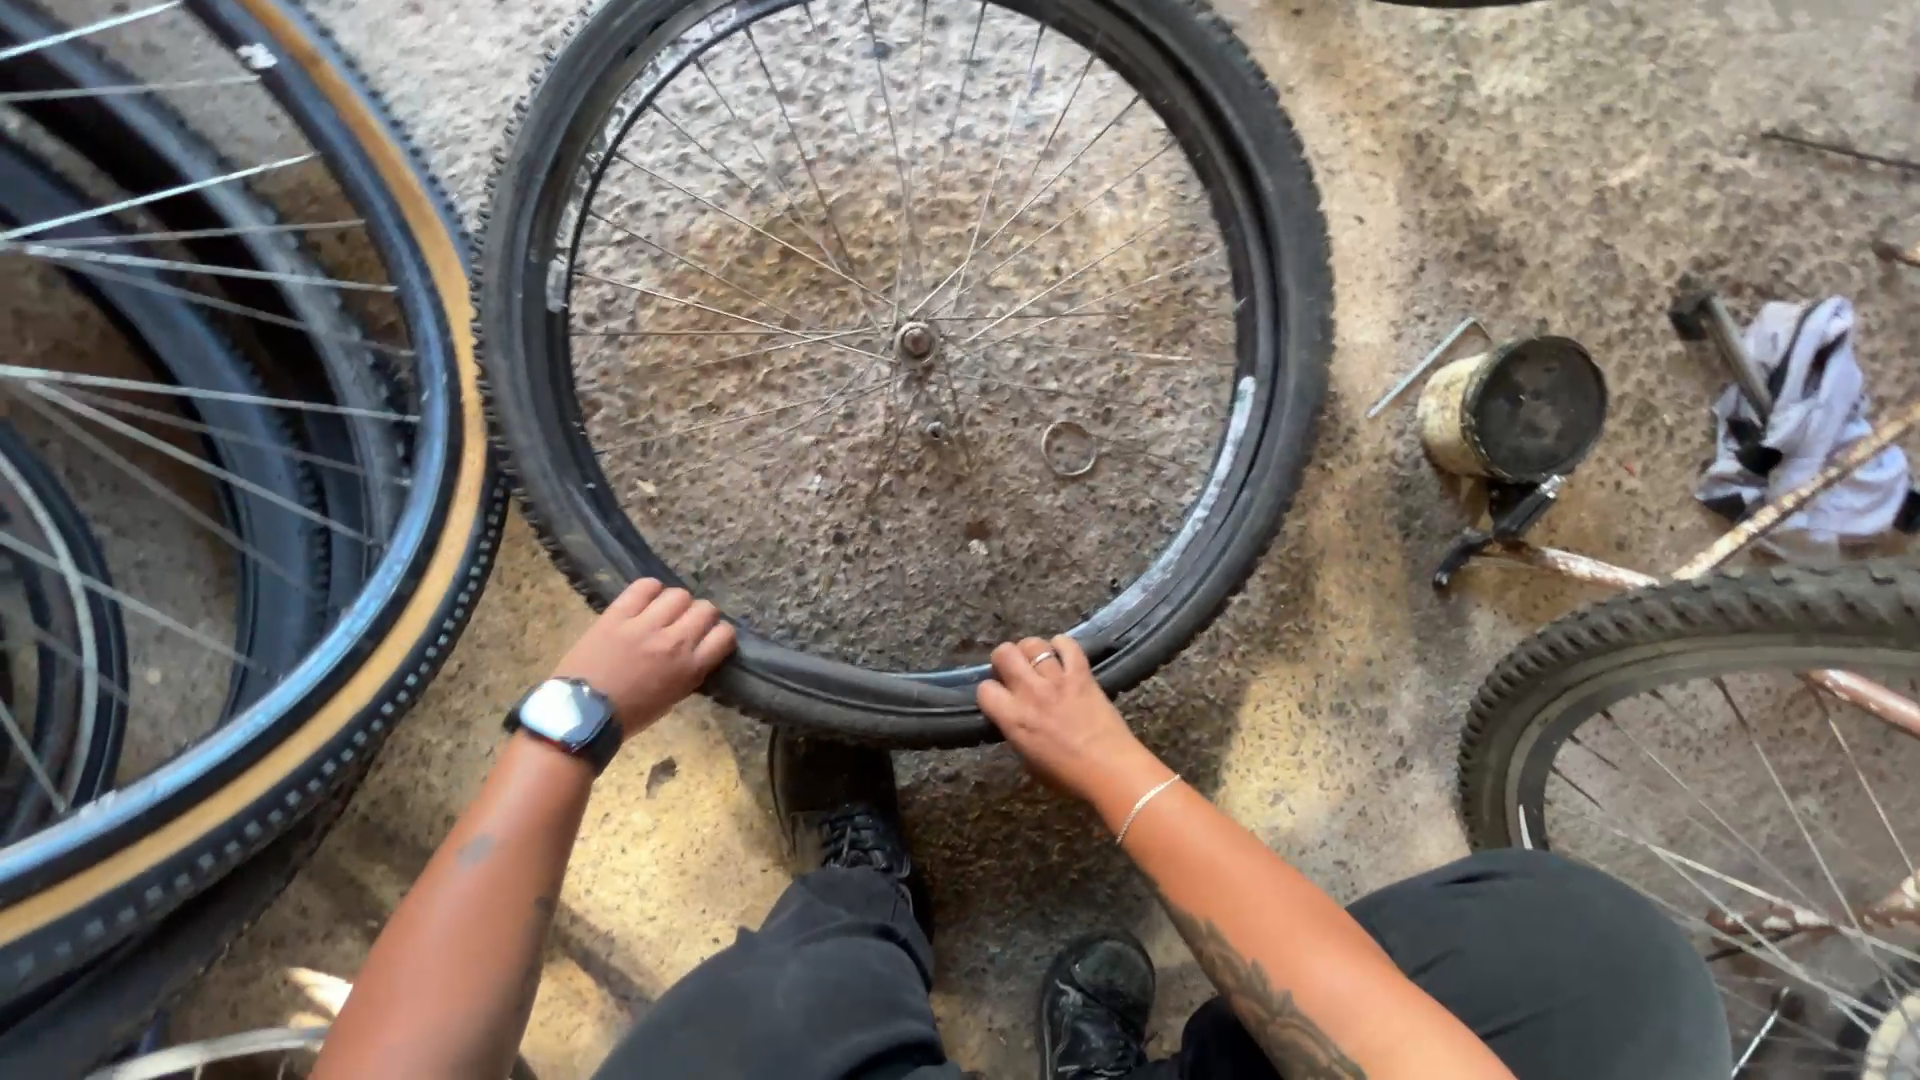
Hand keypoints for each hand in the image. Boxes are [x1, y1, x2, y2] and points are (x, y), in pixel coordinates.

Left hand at [552, 579, 735, 737]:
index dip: (719, 633)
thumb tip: (696, 651)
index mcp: (690, 669)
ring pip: (679, 595)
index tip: (708, 637)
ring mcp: (645, 626)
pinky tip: (646, 599)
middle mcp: (674, 642)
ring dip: (676, 602)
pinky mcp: (617, 616)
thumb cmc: (629, 715)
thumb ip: (689, 671)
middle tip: (686, 623)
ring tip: (663, 611)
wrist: (581, 715)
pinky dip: (650, 589)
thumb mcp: (672, 698)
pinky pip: (644, 587)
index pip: (724, 635)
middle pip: (706, 609)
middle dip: (701, 615)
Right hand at [976, 635, 1159, 805]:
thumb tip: (1016, 719)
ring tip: (1038, 661)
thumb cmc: (1068, 776)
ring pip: (1033, 645)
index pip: (985, 689)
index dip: (990, 692)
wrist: (1111, 771)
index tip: (1000, 697)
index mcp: (1013, 719)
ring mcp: (1057, 680)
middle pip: (1004, 653)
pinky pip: (1067, 645)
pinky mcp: (1082, 674)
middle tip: (1014, 670)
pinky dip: (1062, 645)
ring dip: (1031, 650)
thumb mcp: (1029, 761)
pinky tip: (1062, 654)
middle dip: (1004, 658)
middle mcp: (1030, 692)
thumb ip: (1018, 733)